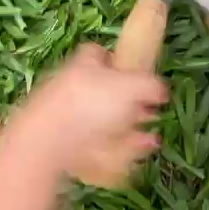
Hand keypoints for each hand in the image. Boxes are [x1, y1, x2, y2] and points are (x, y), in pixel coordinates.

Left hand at [15, 45, 166, 187]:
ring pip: (100, 119)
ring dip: (127, 128)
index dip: (117, 60)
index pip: (98, 53)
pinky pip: (95, 143)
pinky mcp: (64, 142)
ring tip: (150, 139)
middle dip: (129, 103)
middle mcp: (71, 85)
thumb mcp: (130, 86)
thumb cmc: (90, 104)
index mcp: (83, 64)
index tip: (136, 72)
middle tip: (150, 113)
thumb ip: (149, 85)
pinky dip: (116, 149)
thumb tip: (161, 89)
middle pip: (102, 89)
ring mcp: (65, 114)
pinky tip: (133, 156)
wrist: (47, 141)